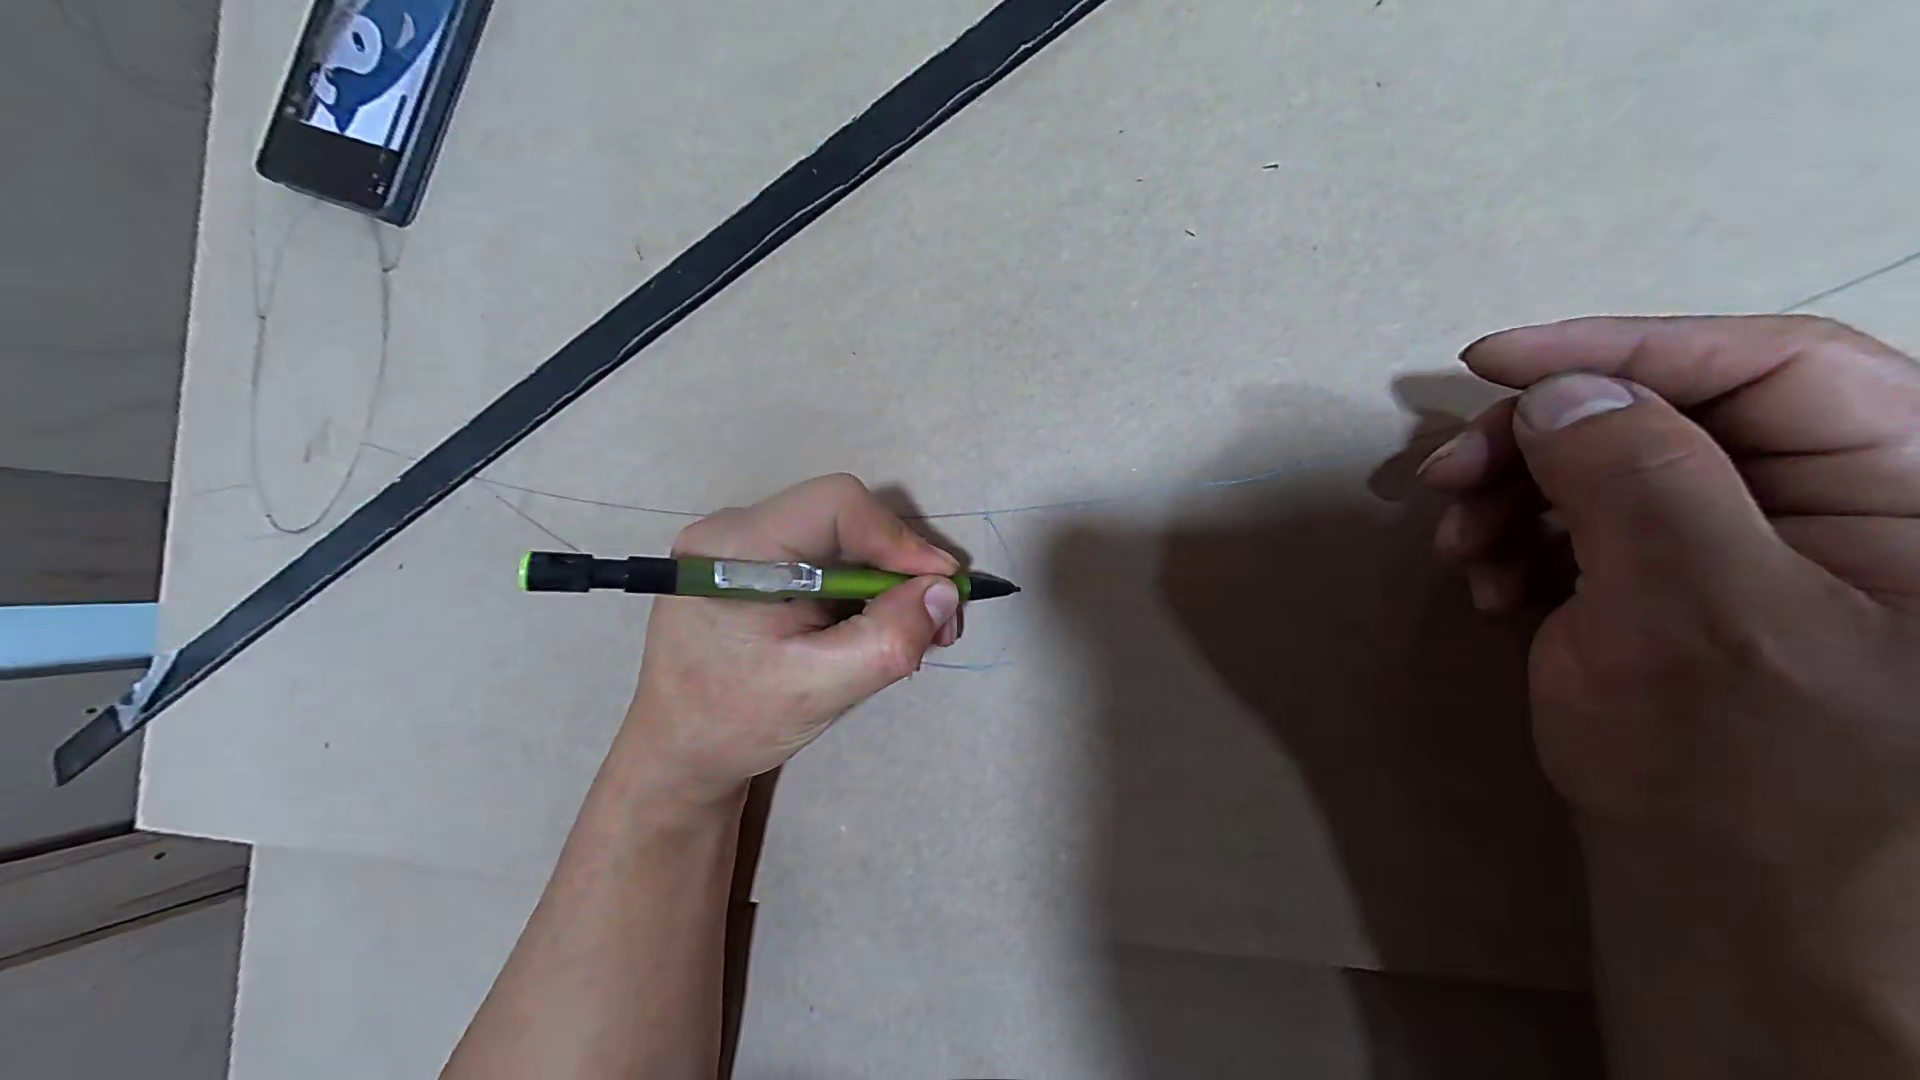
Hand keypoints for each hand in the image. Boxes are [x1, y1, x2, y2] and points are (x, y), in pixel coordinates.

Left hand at [621, 474, 961, 803]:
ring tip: (917, 635)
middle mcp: (740, 532)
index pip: (835, 505)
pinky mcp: (767, 571)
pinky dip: (871, 594)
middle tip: (940, 622)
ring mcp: (753, 549)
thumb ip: (886, 640)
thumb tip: (944, 593)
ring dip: (893, 584)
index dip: (898, 539)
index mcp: (735, 548)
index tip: (940, 587)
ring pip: (848, 542)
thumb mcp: (817, 690)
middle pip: (847, 520)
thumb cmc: (731, 725)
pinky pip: (835, 563)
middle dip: (903, 568)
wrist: (678, 755)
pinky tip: (884, 631)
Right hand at [1421, 316, 1919, 1073]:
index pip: (1766, 366)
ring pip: (1596, 467)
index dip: (1619, 347)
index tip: (1488, 363)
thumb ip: (1640, 482)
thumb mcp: (1698, 611)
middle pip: (1656, 414)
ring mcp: (1725, 539)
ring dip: (1509, 496)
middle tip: (1446, 476)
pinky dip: (1514, 541)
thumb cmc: (1748, 762)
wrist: (1725, 880)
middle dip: (1534, 440)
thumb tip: (1555, 393)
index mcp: (1903, 488)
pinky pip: (1570, 522)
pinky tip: (1489, 583)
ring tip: (1460, 547)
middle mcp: (1816, 498)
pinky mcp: (1653, 575)